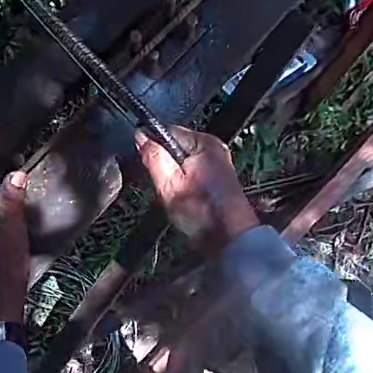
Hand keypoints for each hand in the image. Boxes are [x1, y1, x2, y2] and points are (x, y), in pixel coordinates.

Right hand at [134, 126, 258, 255]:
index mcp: (204, 142)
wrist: (232, 241)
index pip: (166, 131)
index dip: (151, 148)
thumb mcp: (170, 185)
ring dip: (173, 178)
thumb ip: (154, 158)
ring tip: (177, 197)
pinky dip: (184, 185)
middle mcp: (214, 148)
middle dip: (164, 166)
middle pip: (174, 148)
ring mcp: (218, 164)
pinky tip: (187, 201)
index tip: (147, 167)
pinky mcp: (218, 180)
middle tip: (166, 188)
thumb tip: (141, 136)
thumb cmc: (203, 214)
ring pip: (181, 164)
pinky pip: (192, 175)